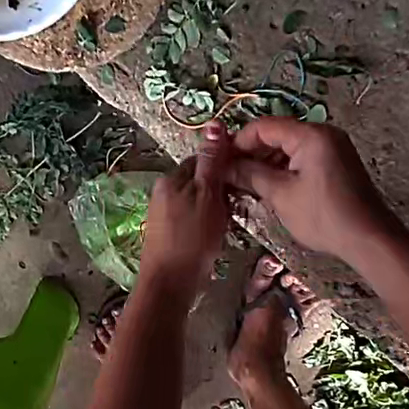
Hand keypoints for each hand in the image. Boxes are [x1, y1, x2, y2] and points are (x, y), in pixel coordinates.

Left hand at [138, 123, 230, 292]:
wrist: (170, 284)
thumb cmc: (192, 239)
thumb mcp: (208, 196)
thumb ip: (212, 163)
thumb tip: (215, 124)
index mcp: (171, 178)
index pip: (202, 159)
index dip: (226, 167)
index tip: (245, 179)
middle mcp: (162, 192)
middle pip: (199, 181)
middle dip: (221, 190)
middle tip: (240, 206)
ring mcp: (162, 215)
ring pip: (197, 201)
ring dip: (215, 209)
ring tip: (230, 223)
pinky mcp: (167, 235)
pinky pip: (191, 219)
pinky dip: (206, 224)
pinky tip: (215, 237)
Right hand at [224, 118, 403, 262]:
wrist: (368, 238)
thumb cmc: (323, 216)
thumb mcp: (281, 195)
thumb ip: (251, 175)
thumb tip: (224, 166)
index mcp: (311, 135)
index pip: (263, 127)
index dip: (238, 142)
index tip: (220, 161)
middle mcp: (324, 134)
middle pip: (278, 135)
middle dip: (252, 154)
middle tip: (231, 175)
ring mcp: (334, 148)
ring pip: (290, 148)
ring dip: (268, 163)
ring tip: (248, 185)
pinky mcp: (339, 164)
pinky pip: (305, 158)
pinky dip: (286, 170)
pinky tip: (272, 188)